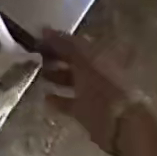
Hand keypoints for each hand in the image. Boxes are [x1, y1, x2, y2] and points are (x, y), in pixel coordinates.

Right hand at [39, 29, 141, 155]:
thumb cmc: (106, 87)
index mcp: (102, 55)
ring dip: (56, 76)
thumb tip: (45, 29)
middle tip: (34, 55)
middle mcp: (99, 71)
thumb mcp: (85, 59)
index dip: (59, 39)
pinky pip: (70, 102)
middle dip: (56, 57)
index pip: (78, 43)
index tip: (37, 38)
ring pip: (72, 80)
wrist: (123, 126)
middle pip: (75, 60)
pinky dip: (58, 99)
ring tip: (37, 74)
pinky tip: (45, 97)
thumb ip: (66, 44)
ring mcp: (94, 93)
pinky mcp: (88, 113)